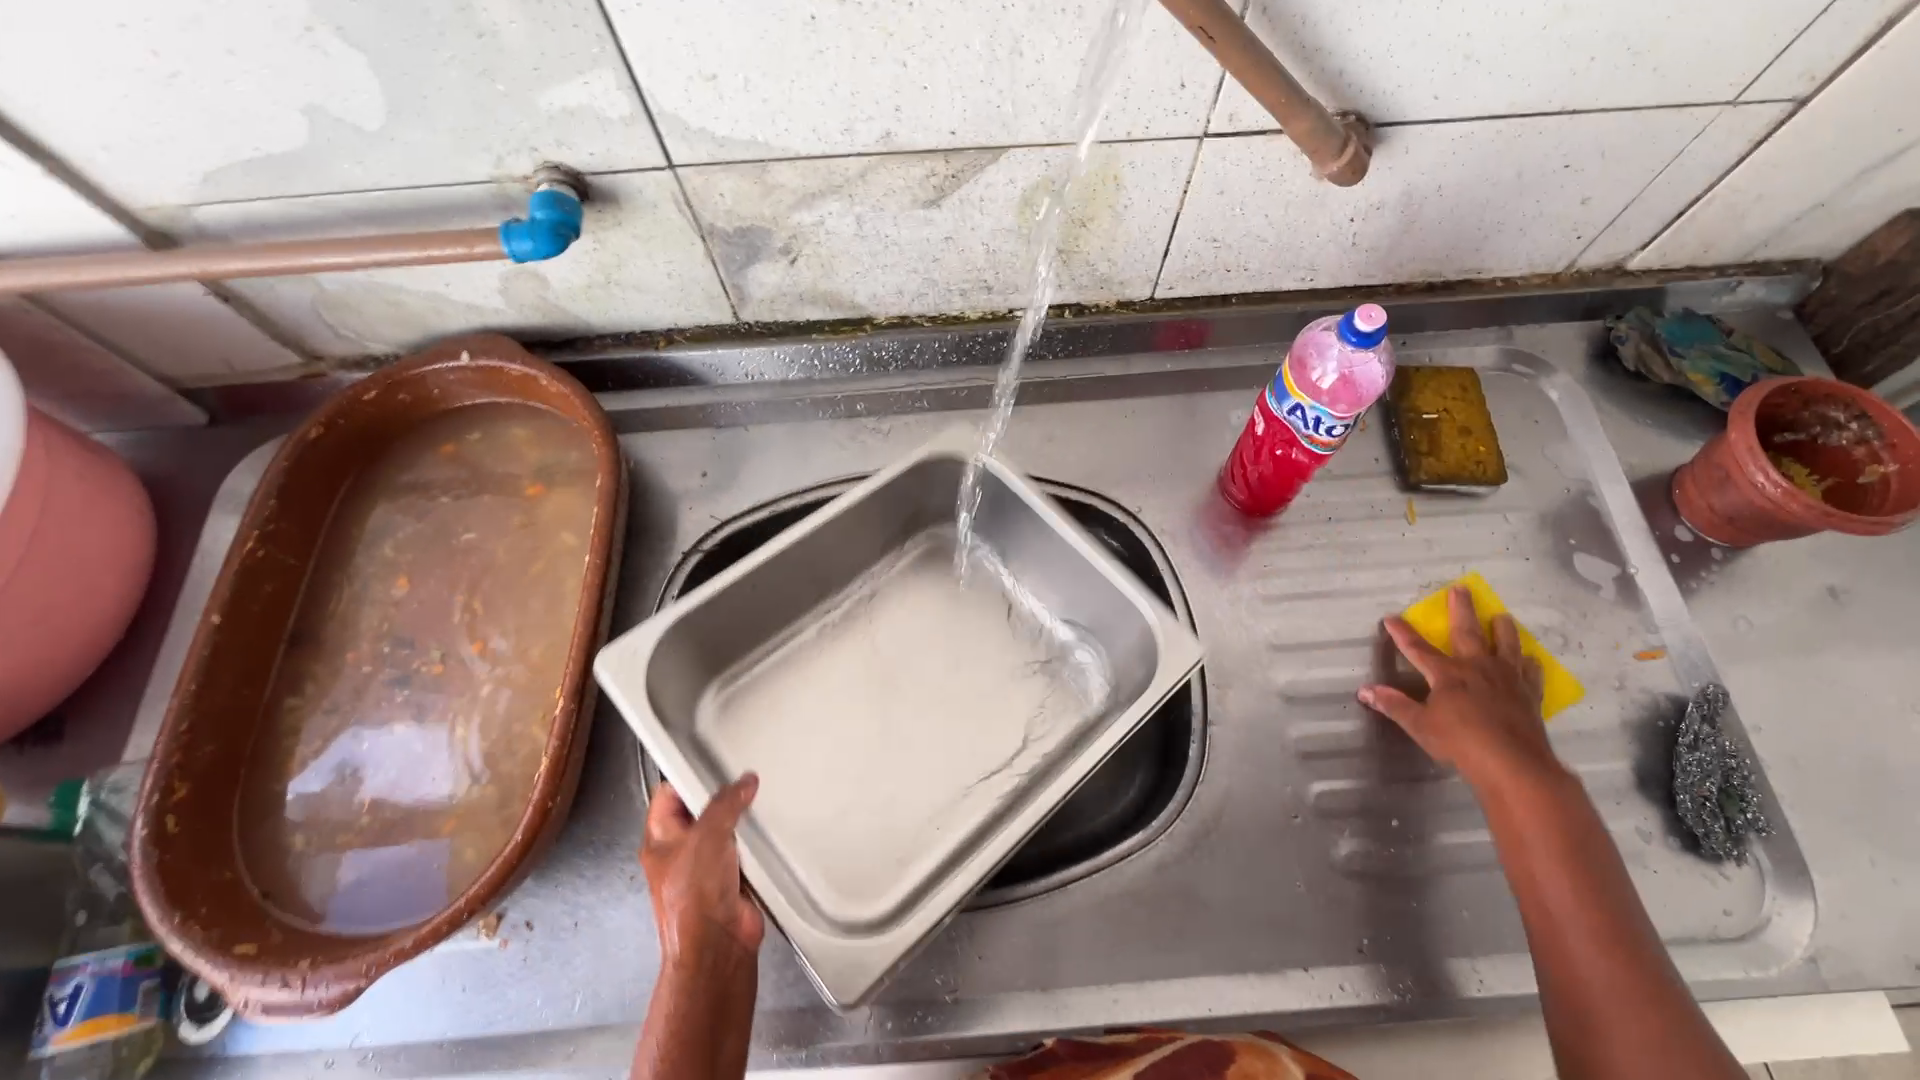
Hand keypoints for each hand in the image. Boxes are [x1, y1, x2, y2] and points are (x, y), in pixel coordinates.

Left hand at [641, 775, 764, 964]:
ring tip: (763, 798)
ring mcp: (707, 867)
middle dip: (723, 797)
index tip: (715, 764)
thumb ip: (726, 803)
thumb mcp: (706, 835)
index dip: (689, 777)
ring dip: (742, 821)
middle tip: (746, 779)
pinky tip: (771, 829)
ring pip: (726, 831)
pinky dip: (757, 843)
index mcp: (660, 840)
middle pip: (702, 811)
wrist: (717, 945)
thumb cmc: (696, 892)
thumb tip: (746, 781)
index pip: (669, 795)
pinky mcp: (732, 880)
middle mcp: (681, 852)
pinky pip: (745, 851)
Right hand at [1358, 586, 1559, 788]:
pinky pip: (1530, 672)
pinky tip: (1530, 659)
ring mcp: (1507, 678)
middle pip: (1467, 632)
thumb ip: (1394, 705)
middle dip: (1461, 610)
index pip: (1418, 648)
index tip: (1391, 617)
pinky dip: (1528, 664)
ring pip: (1506, 644)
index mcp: (1447, 674)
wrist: (1512, 762)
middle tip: (1461, 589)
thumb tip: (1365, 691)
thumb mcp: (1419, 725)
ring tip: (1501, 616)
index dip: (1402, 632)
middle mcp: (1477, 667)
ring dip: (1502, 628)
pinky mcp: (1528, 694)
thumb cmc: (1459, 742)